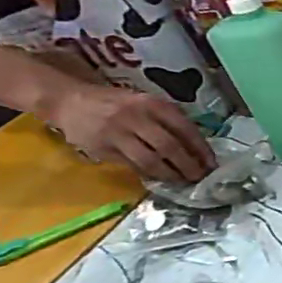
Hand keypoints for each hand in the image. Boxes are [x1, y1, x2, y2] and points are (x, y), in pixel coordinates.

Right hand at [40, 83, 215, 183]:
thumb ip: (168, 120)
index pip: (184, 128)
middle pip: (170, 147)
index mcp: (152, 104)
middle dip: (189, 166)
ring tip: (183, 181)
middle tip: (200, 177)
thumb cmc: (115, 103)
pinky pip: (132, 165)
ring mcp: (117, 133)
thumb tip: (196, 147)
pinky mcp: (102, 148)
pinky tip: (160, 179)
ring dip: (171, 174)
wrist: (69, 100)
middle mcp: (136, 117)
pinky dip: (149, 174)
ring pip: (151, 160)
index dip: (201, 148)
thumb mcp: (144, 103)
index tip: (212, 163)